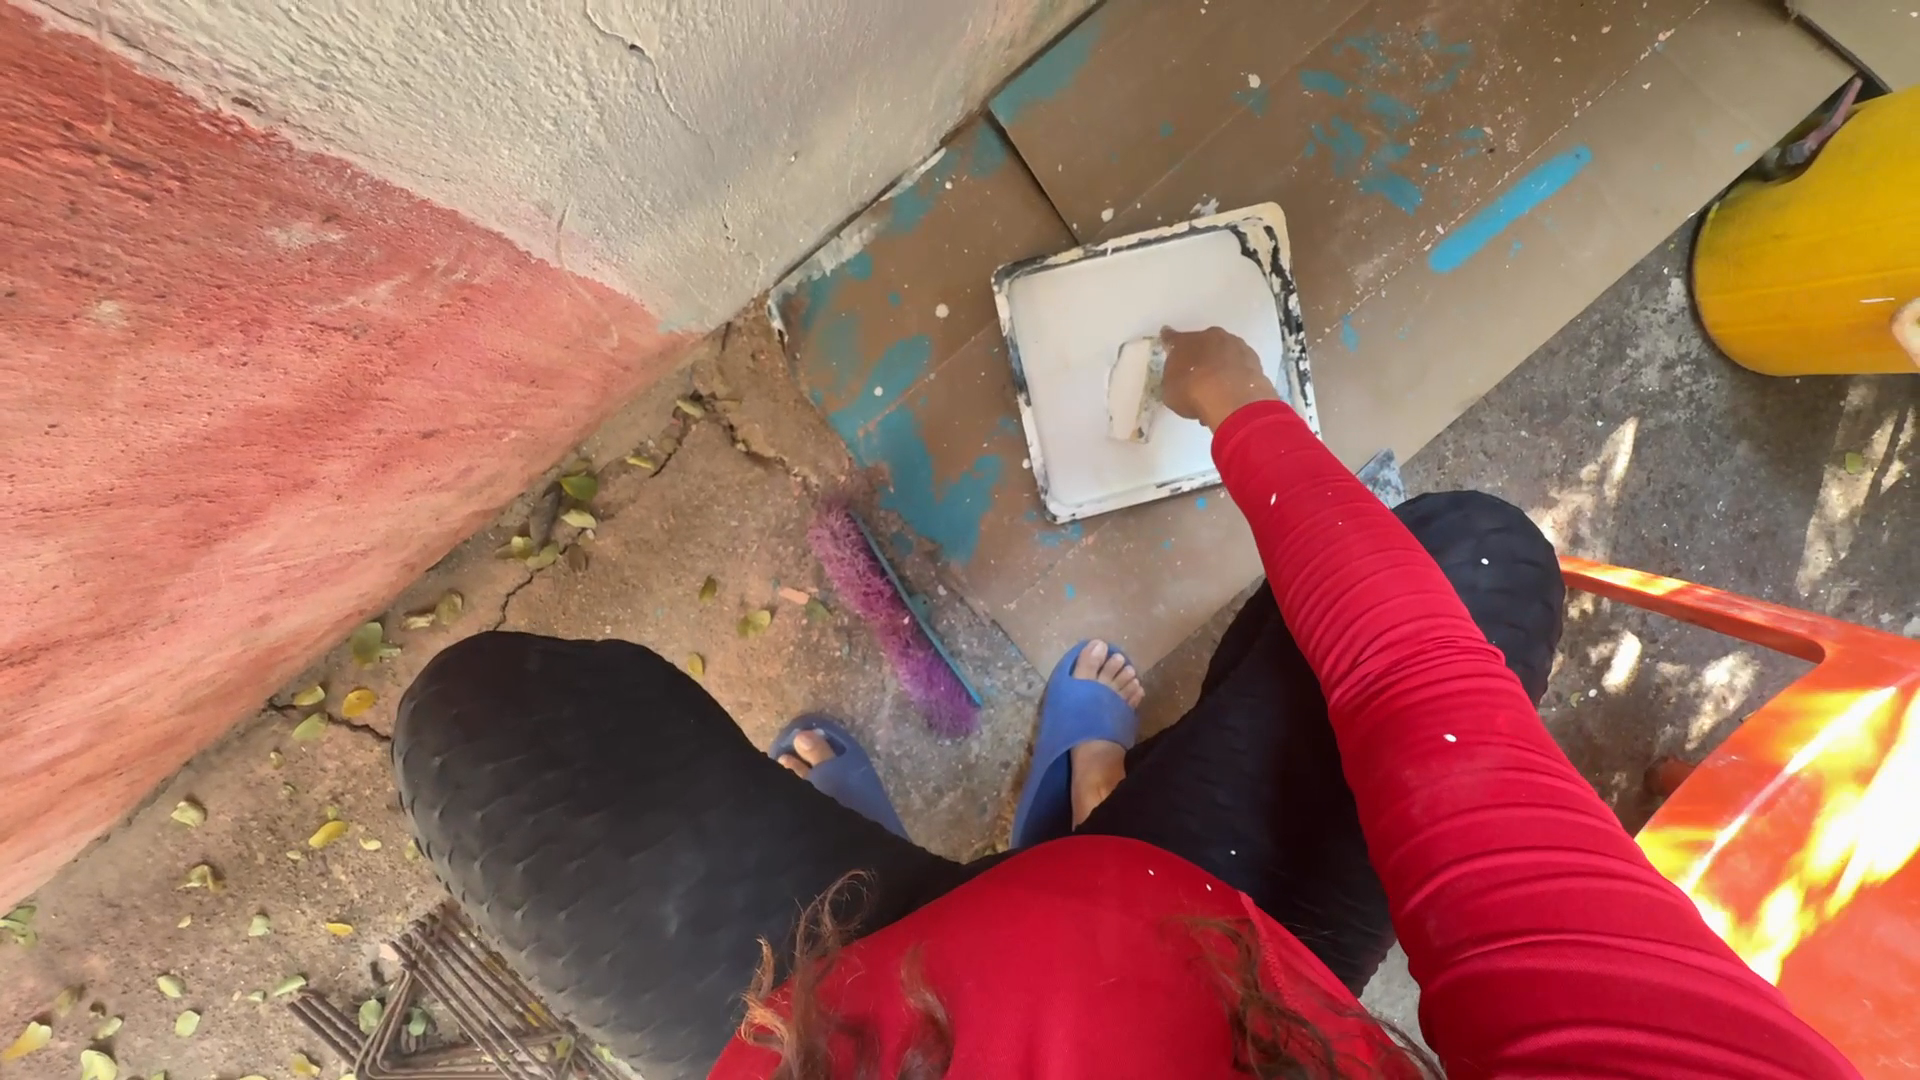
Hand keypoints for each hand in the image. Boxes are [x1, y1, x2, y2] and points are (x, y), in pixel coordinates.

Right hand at [1159, 326, 1279, 429]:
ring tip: (1217, 387)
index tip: (1167, 338)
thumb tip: (1179, 378)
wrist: (1230, 398)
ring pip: (1223, 352)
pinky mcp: (1253, 357)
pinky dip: (1235, 373)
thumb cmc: (1191, 392)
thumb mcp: (1169, 391)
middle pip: (1202, 343)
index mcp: (1184, 342)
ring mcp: (1234, 344)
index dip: (1168, 341)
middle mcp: (1209, 336)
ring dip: (1219, 364)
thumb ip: (1172, 379)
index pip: (1171, 338)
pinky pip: (1239, 364)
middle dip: (1199, 355)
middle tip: (1197, 375)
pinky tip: (1232, 390)